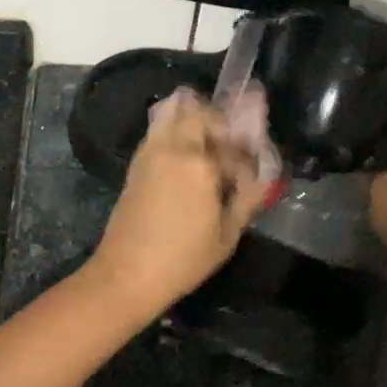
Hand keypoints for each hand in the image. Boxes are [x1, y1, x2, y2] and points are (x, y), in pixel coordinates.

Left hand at [88, 89, 271, 312]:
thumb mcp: (226, 236)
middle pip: (200, 112)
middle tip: (231, 147)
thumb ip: (246, 200)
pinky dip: (175, 132)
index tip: (251, 175)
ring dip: (194, 120)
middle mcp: (173, 147)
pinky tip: (186, 160)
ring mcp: (150, 152)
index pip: (234, 147)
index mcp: (200, 163)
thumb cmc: (183, 259)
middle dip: (221, 123)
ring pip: (173, 113)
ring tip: (208, 146)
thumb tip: (259, 180)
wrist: (126, 273)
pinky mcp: (136, 163)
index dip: (247, 160)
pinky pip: (159, 130)